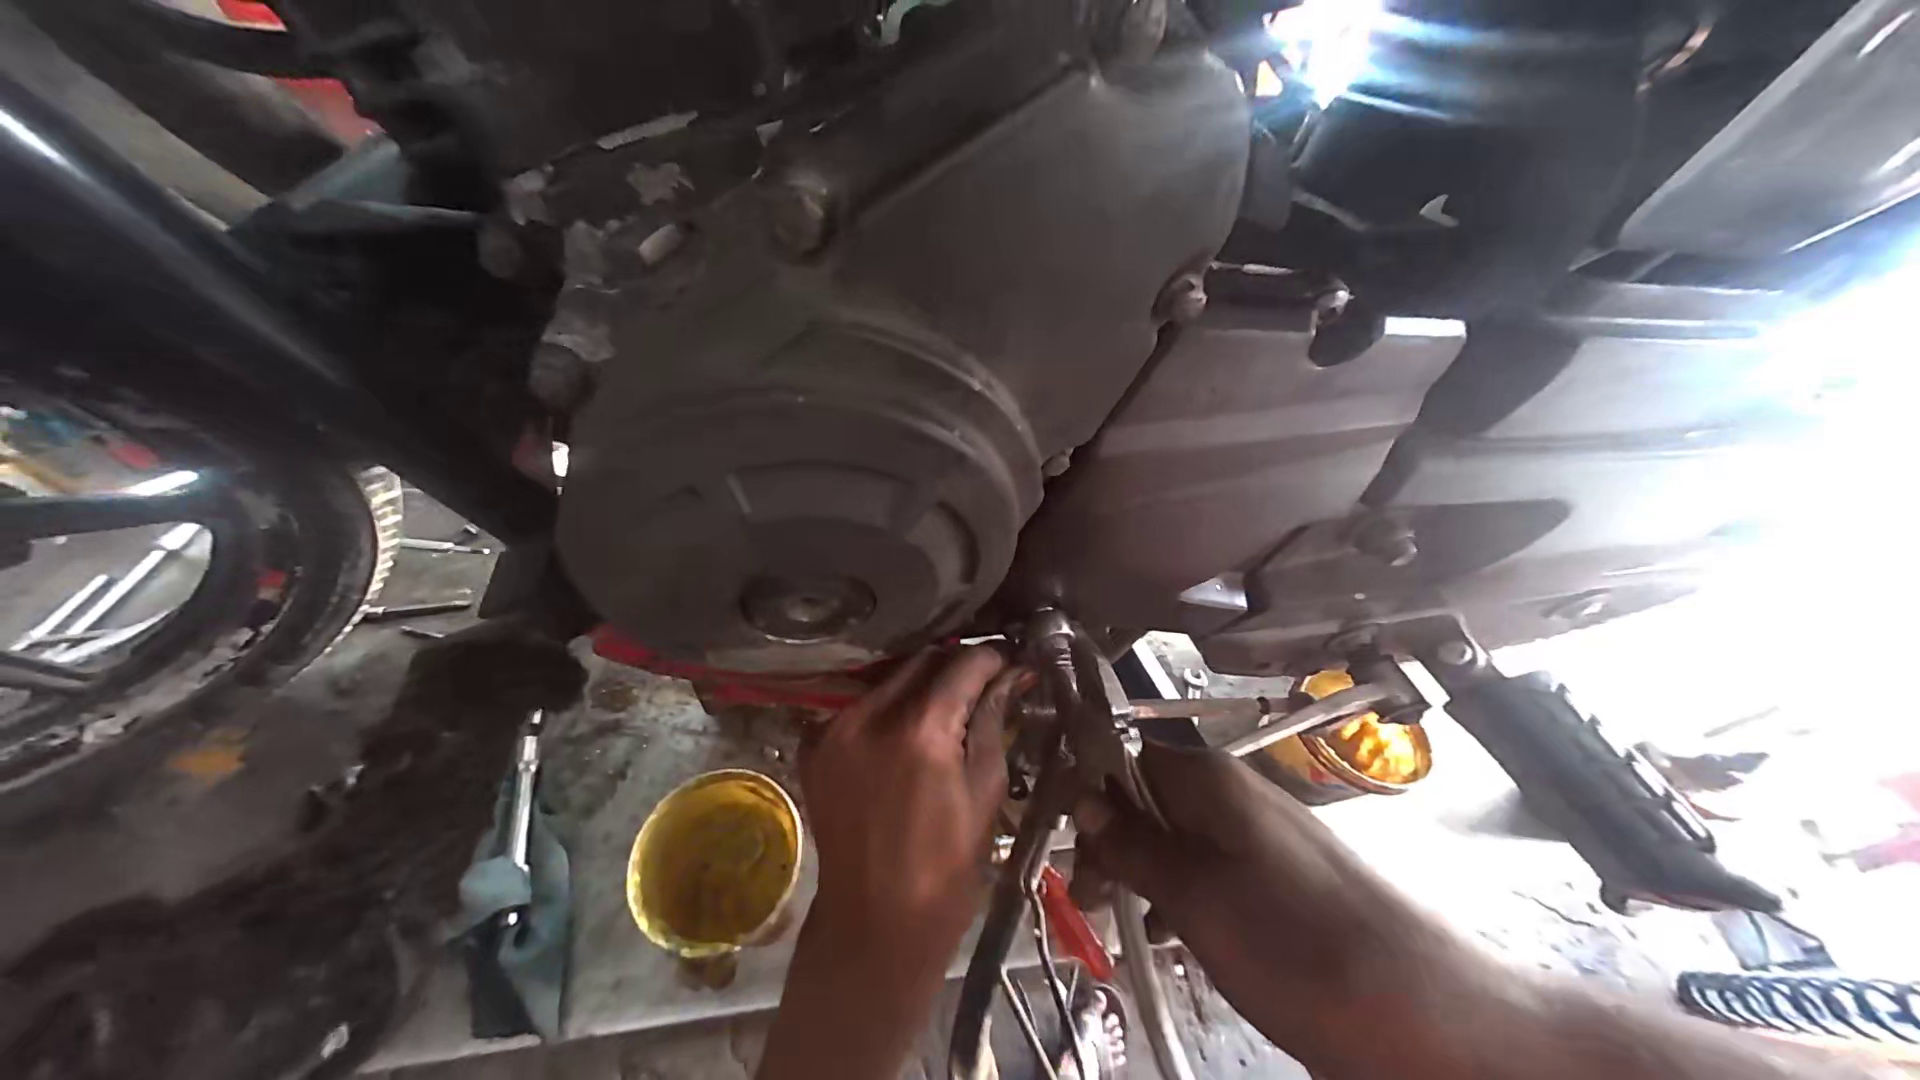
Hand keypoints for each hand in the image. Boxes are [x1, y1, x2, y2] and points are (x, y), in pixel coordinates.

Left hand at [800, 644, 1026, 949]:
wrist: (875, 923)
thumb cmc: (947, 867)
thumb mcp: (986, 790)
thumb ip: (993, 720)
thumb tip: (1011, 674)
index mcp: (920, 731)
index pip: (962, 664)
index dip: (991, 657)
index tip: (1008, 660)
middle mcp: (869, 717)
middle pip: (921, 661)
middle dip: (956, 664)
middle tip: (981, 681)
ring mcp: (833, 729)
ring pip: (888, 678)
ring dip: (920, 681)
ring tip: (946, 701)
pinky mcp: (814, 746)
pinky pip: (858, 704)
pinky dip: (885, 706)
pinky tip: (904, 727)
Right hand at [1078, 745, 1841, 1079]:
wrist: (1432, 1021)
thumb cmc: (1298, 948)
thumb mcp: (1195, 898)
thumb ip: (1132, 844)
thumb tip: (1079, 799)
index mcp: (1209, 780)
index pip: (1123, 751)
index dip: (1084, 785)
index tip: (1055, 833)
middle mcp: (1231, 794)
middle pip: (1144, 794)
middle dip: (1106, 835)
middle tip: (1085, 892)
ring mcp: (1255, 837)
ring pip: (1172, 835)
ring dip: (1136, 868)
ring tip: (1117, 917)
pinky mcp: (1274, 881)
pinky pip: (1205, 868)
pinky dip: (1175, 893)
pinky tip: (1167, 935)